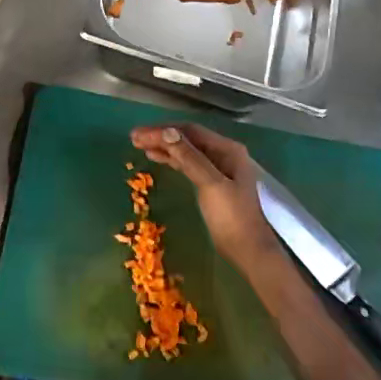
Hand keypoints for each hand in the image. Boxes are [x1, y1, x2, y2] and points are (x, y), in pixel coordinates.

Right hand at [131, 124, 282, 271]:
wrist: (247, 249)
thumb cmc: (231, 216)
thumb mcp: (210, 183)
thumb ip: (189, 157)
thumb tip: (166, 132)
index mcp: (227, 149)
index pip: (189, 131)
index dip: (162, 130)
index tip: (138, 134)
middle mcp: (223, 154)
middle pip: (187, 138)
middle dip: (160, 136)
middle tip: (133, 138)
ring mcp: (217, 168)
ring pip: (185, 151)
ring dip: (163, 147)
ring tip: (139, 146)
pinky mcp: (210, 183)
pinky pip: (187, 164)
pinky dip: (171, 159)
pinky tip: (156, 158)